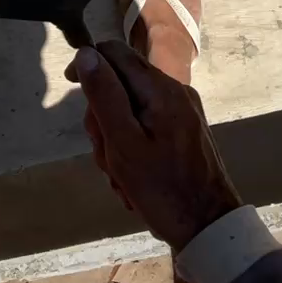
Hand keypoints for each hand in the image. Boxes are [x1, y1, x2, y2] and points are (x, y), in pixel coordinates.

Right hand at [66, 41, 242, 250]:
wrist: (210, 230)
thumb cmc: (163, 189)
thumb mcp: (123, 143)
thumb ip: (104, 95)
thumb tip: (86, 53)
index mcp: (161, 88)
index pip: (114, 52)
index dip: (88, 63)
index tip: (71, 86)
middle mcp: (175, 90)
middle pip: (121, 81)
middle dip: (103, 113)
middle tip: (102, 150)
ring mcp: (183, 110)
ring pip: (131, 104)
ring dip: (115, 134)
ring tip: (118, 171)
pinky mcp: (186, 128)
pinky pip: (147, 121)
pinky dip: (133, 142)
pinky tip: (132, 174)